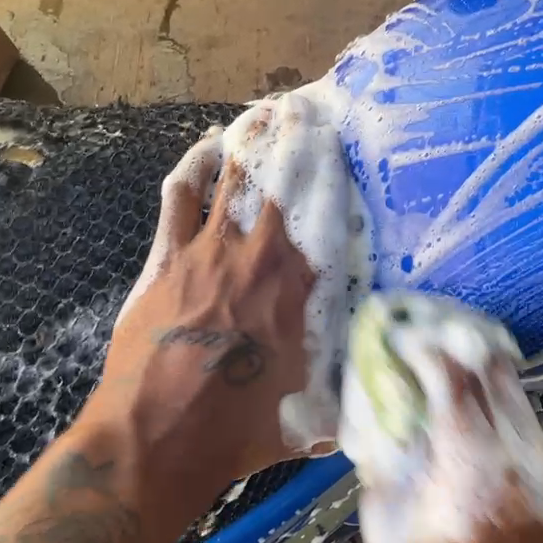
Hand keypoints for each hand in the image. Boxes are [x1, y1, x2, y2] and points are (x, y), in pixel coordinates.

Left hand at [79, 136, 320, 524]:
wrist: (159, 437)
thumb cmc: (244, 425)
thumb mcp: (316, 402)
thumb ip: (348, 373)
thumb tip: (383, 368)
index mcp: (302, 283)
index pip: (325, 208)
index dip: (332, 166)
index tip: (338, 136)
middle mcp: (260, 252)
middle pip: (282, 179)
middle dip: (296, 138)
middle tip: (304, 106)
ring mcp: (208, 249)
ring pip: (234, 176)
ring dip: (250, 141)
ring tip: (264, 113)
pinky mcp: (166, 257)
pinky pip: (181, 195)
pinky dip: (194, 166)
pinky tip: (207, 148)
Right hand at [339, 293, 542, 542]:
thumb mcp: (385, 522)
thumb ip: (389, 447)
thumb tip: (382, 384)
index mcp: (473, 478)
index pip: (455, 380)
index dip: (425, 348)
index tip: (402, 337)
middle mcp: (525, 464)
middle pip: (496, 370)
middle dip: (457, 346)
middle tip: (424, 339)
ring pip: (516, 391)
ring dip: (478, 376)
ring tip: (443, 373)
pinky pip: (527, 423)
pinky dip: (496, 411)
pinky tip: (471, 421)